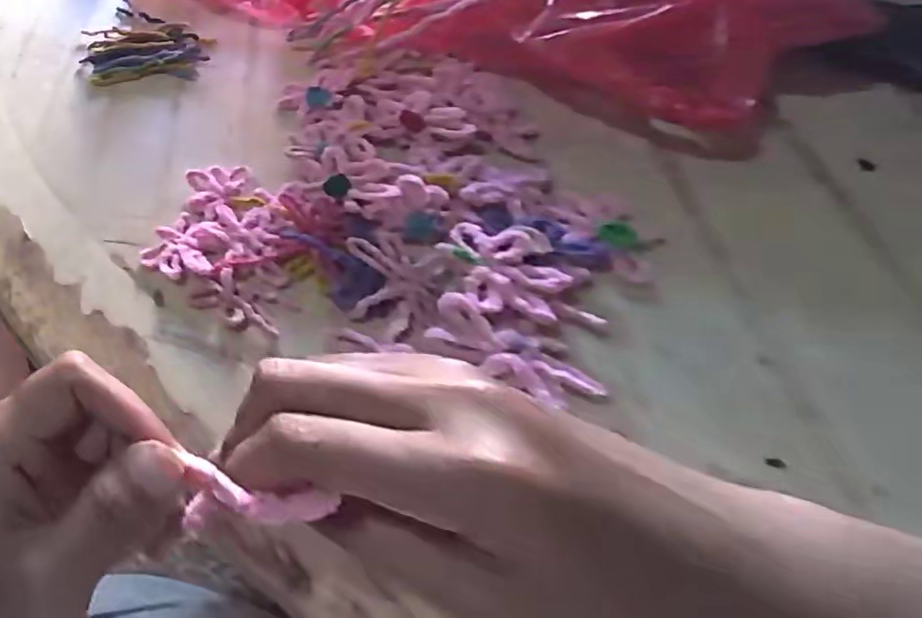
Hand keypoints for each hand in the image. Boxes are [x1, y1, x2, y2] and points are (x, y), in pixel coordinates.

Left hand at [0, 352, 194, 617]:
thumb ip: (109, 512)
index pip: (71, 380)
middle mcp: (28, 424)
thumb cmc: (7, 609)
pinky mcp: (72, 473)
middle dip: (144, 447)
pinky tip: (154, 540)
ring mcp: (50, 448)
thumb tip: (170, 457)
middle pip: (100, 400)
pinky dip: (147, 495)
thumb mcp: (55, 568)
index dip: (124, 404)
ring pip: (118, 429)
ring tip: (164, 536)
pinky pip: (122, 460)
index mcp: (5, 431)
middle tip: (179, 510)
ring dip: (152, 476)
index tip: (172, 461)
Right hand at [221, 353, 921, 617]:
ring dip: (282, 410)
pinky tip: (339, 445)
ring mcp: (441, 365)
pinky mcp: (447, 361)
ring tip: (290, 468)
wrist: (725, 558)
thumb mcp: (488, 602)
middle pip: (290, 377)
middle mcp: (438, 392)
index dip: (251, 465)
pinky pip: (350, 368)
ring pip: (314, 365)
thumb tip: (288, 501)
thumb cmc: (612, 606)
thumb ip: (373, 540)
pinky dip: (320, 401)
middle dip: (248, 423)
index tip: (229, 497)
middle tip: (247, 477)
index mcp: (460, 466)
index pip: (306, 441)